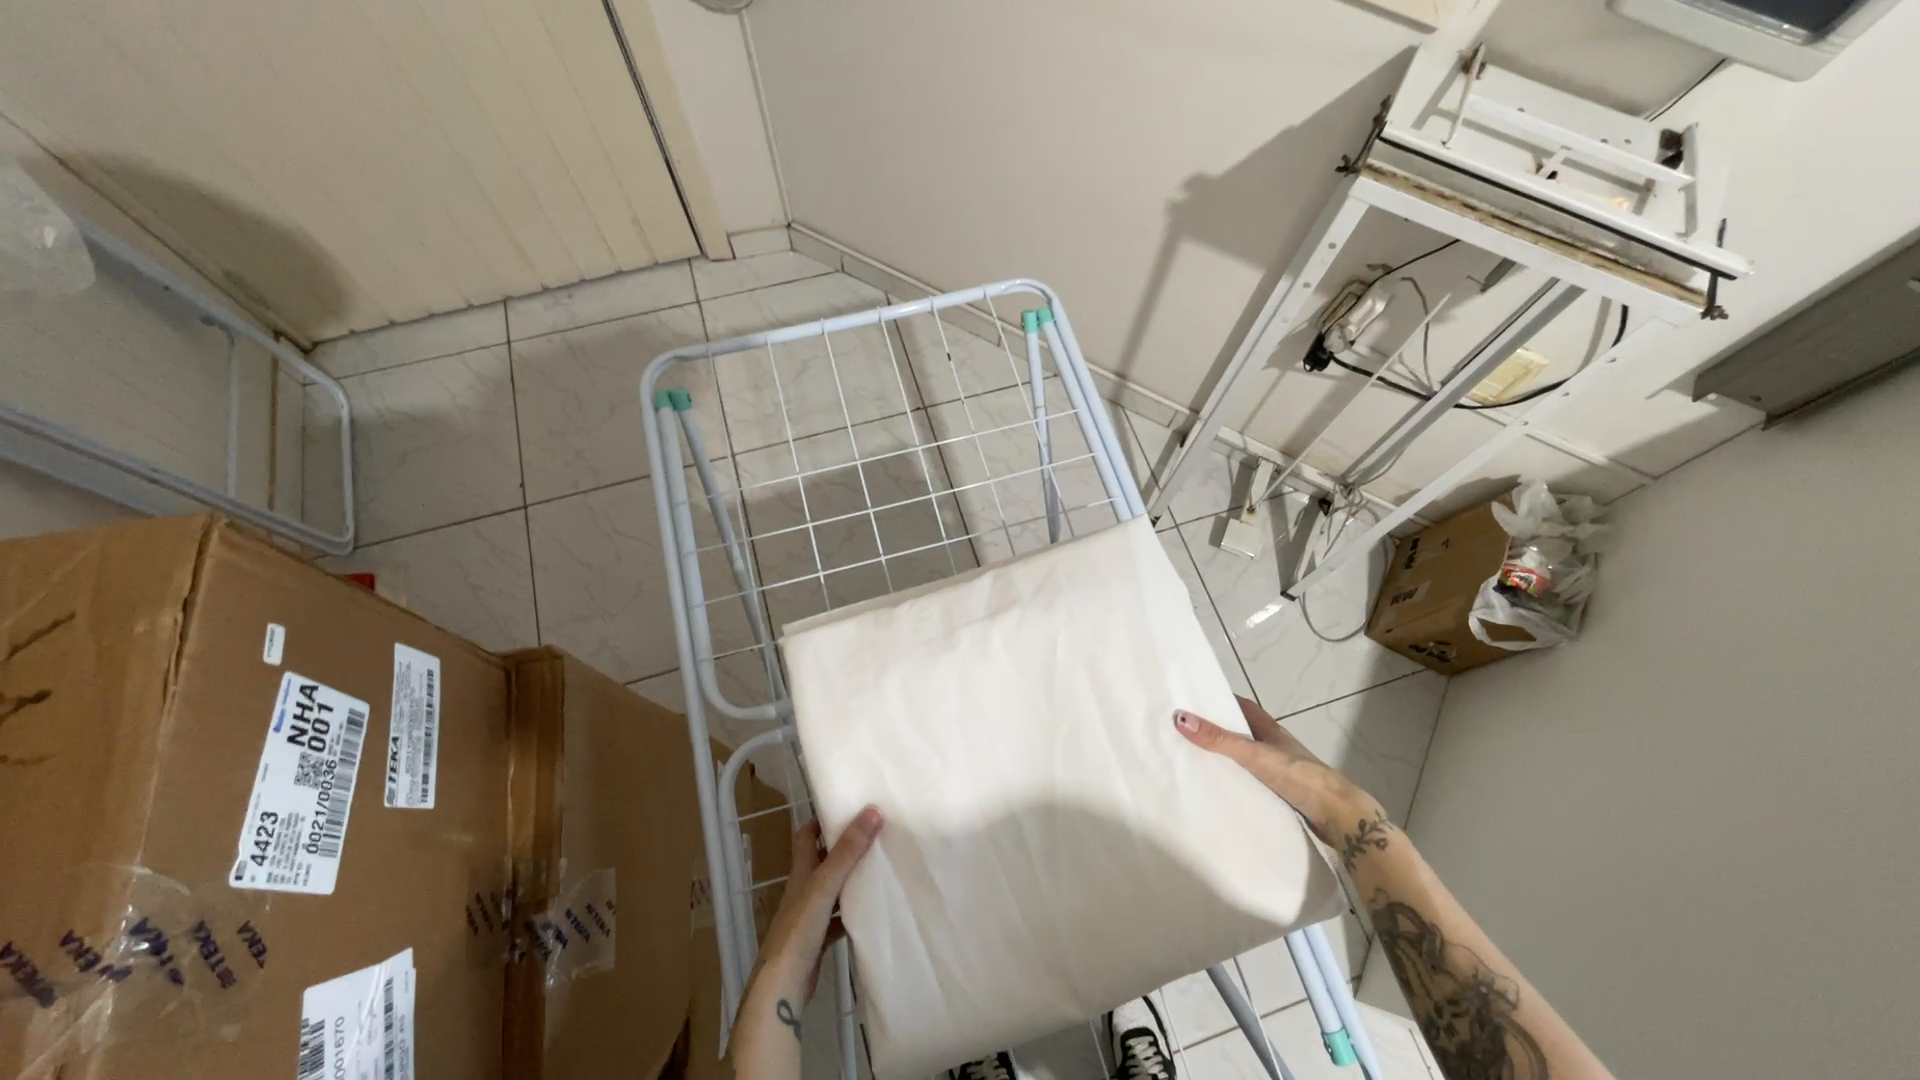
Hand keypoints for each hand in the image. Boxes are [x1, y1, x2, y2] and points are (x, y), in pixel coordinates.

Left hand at [750, 807, 884, 1001]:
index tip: (846, 809)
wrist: (782, 985)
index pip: (806, 836)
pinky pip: (839, 919)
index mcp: (800, 872)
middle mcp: (803, 890)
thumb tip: (872, 811)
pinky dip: (852, 913)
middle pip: (823, 861)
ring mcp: (810, 916)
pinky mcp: (817, 939)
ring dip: (851, 880)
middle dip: (844, 848)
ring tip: (880, 868)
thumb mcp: (825, 884)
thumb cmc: (800, 928)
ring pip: (833, 890)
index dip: (821, 821)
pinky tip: (871, 911)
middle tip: (874, 836)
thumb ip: (848, 851)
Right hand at [1174, 696, 1385, 846]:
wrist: (1338, 815)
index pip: (1242, 707)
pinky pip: (1250, 781)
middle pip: (1241, 732)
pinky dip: (1235, 781)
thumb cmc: (1299, 776)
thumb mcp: (1254, 755)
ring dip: (1225, 758)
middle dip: (1218, 730)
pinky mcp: (1280, 793)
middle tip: (1185, 731)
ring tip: (1193, 760)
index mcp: (1271, 730)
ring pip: (1246, 758)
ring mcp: (1279, 771)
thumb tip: (1179, 718)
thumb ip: (1219, 740)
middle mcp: (1274, 747)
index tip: (1194, 699)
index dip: (1221, 700)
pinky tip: (1219, 789)